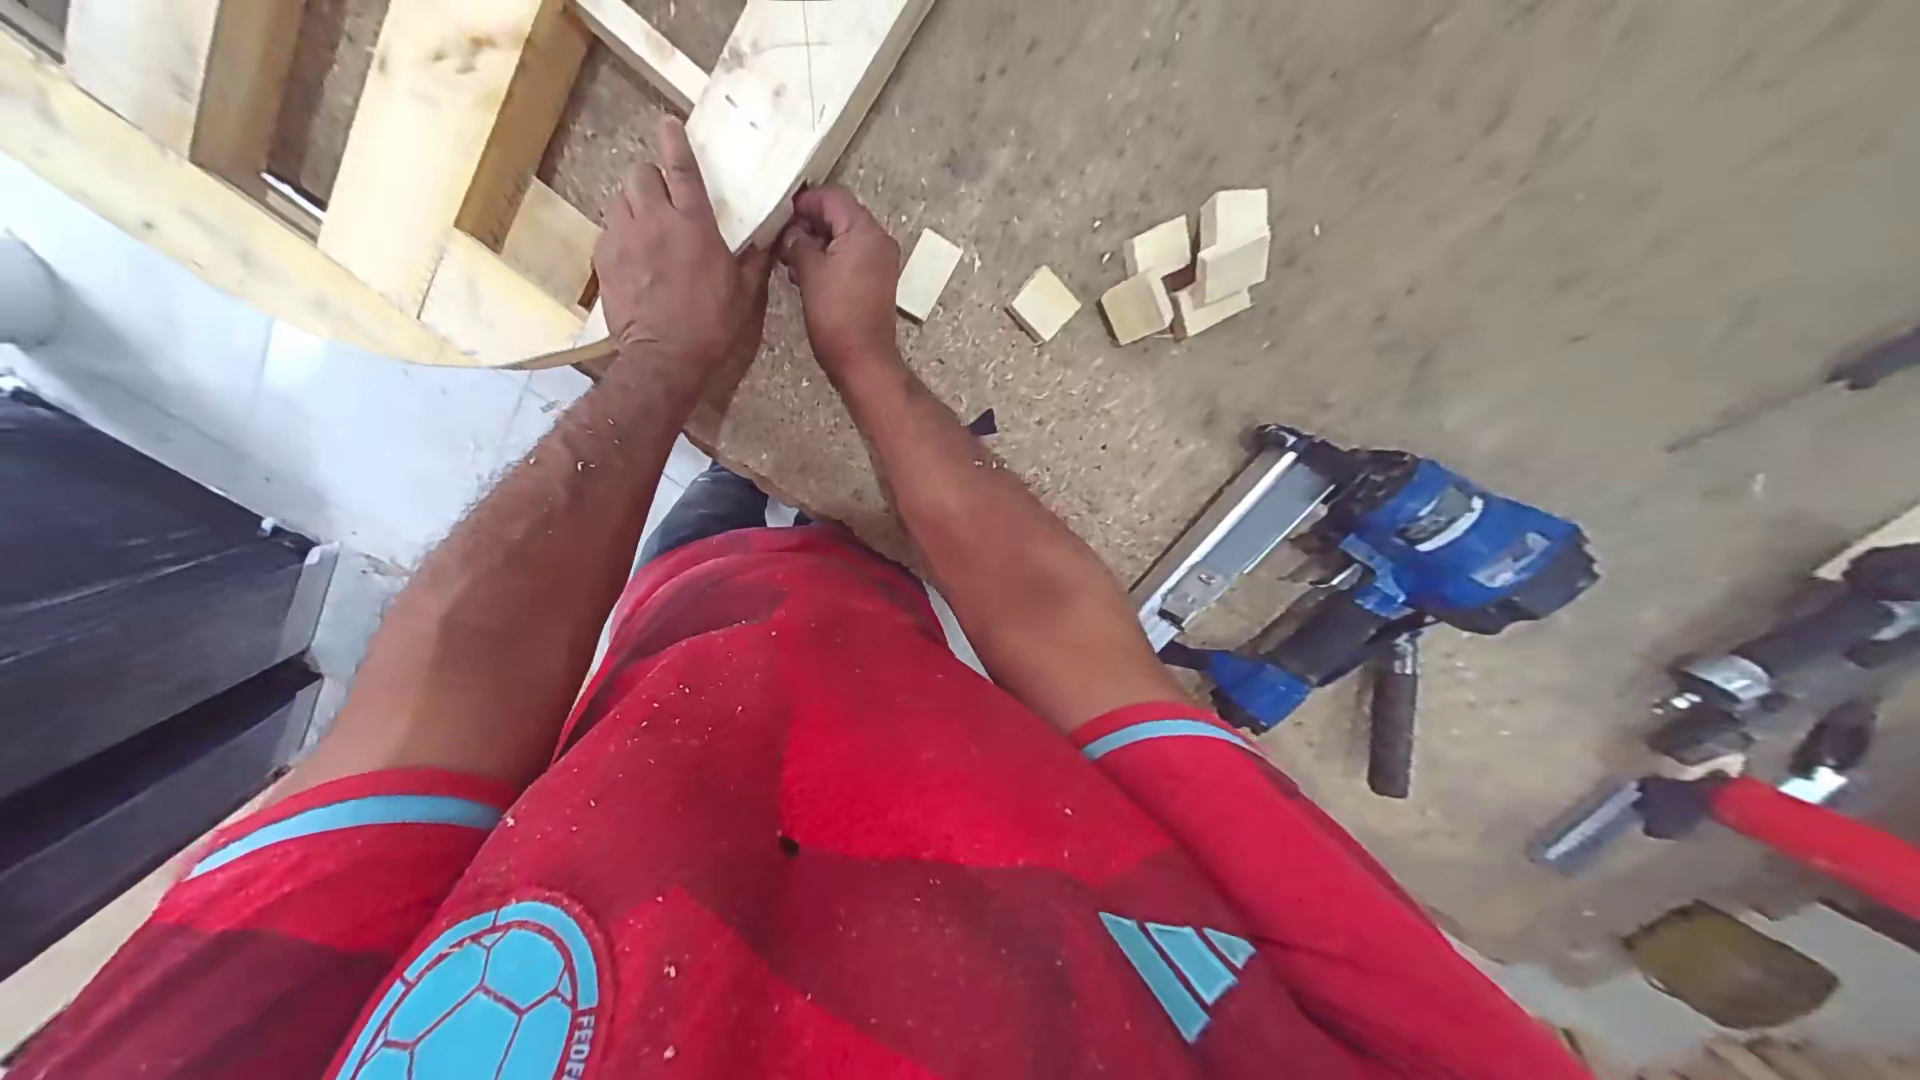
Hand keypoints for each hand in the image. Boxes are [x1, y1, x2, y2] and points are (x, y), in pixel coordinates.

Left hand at [595, 118, 771, 375]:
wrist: (666, 358)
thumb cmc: (713, 328)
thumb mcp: (746, 297)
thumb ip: (754, 261)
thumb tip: (765, 240)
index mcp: (694, 226)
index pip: (680, 167)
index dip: (674, 141)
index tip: (669, 125)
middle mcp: (654, 221)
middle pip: (640, 173)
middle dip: (651, 178)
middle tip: (665, 199)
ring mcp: (624, 238)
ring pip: (620, 198)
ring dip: (634, 204)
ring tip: (648, 227)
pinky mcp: (604, 260)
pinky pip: (609, 231)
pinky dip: (622, 235)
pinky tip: (636, 257)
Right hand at [776, 186, 901, 374]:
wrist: (862, 360)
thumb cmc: (836, 316)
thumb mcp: (809, 270)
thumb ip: (797, 241)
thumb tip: (793, 234)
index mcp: (865, 231)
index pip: (832, 197)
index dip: (803, 203)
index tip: (780, 216)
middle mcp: (878, 242)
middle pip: (839, 216)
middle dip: (809, 225)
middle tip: (783, 241)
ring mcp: (880, 263)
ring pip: (843, 239)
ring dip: (816, 245)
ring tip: (791, 262)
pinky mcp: (876, 283)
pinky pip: (850, 259)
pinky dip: (829, 261)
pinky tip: (806, 276)